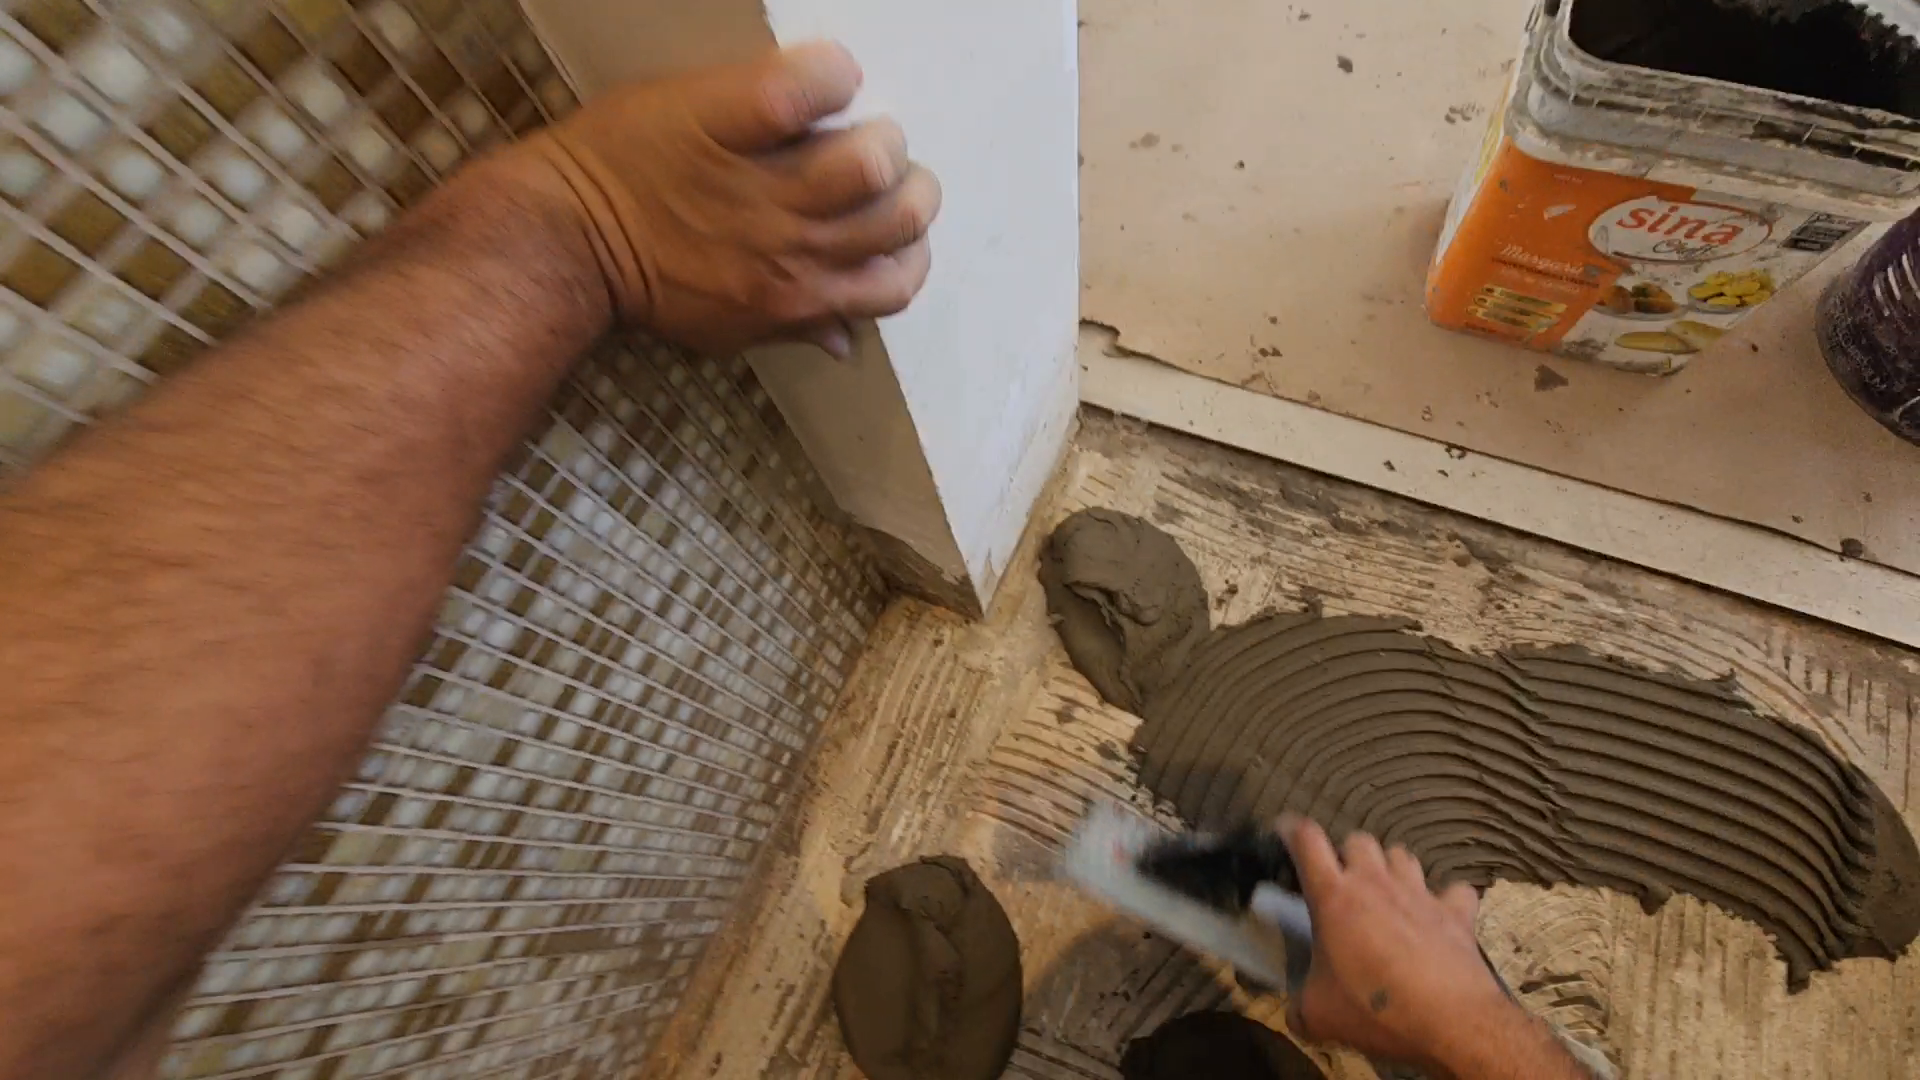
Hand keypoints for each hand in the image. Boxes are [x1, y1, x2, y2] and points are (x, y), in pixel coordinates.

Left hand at [513, 42, 940, 356]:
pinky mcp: (724, 119)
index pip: (897, 282)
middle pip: (900, 215)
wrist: (573, 242)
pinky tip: (826, 78)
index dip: (911, 251)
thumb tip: (847, 341)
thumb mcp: (733, 333)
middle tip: (876, 169)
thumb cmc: (655, 293)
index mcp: (804, 295)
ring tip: (852, 121)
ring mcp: (762, 184)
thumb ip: (797, 330)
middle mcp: (798, 246)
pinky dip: (827, 75)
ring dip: (878, 134)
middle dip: (908, 188)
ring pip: (869, 161)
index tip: (890, 230)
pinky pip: (798, 90)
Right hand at [1277, 815, 1507, 1069]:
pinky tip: (1442, 914)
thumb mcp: (1321, 1015)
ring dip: (1392, 867)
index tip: (1285, 833)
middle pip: (1357, 839)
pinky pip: (1457, 891)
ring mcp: (1418, 894)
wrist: (1455, 1025)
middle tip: (1345, 881)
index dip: (1292, 829)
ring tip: (1388, 892)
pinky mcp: (1456, 915)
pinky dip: (1449, 898)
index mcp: (1333, 895)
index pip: (1306, 838)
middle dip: (1349, 854)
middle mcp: (1373, 882)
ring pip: (1401, 855)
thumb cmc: (1376, 1009)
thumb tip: (1292, 1017)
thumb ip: (1299, 1009)